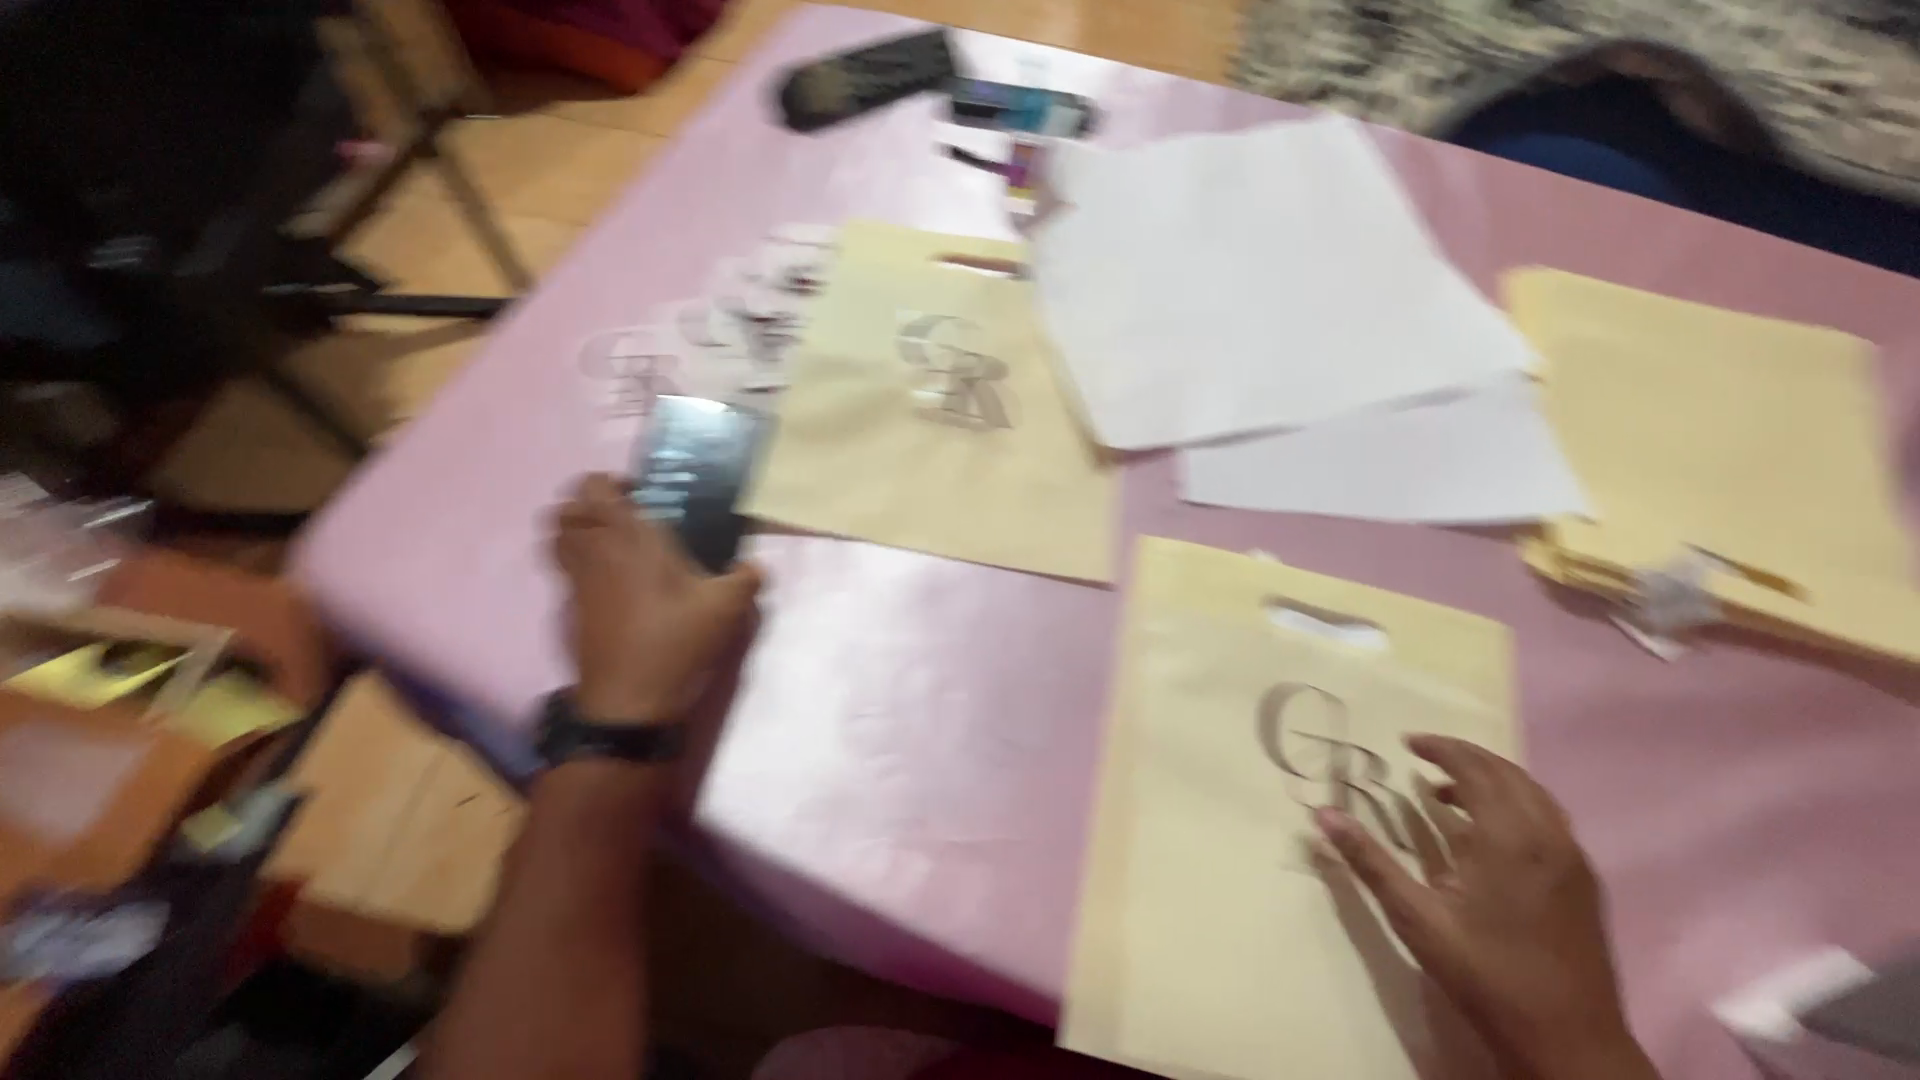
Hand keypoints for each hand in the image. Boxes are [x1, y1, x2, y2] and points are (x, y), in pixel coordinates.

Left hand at [550, 473, 762, 724]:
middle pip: (566, 508)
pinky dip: (579, 565)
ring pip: (556, 538)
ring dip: (579, 532)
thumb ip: (745, 578)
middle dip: (591, 505)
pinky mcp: (568, 610)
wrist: (629, 702)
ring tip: (615, 546)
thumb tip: (752, 566)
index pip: (595, 486)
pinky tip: (614, 586)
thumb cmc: (676, 643)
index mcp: (629, 537)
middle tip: (627, 519)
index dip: (613, 483)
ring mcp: (575, 582)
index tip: (644, 497)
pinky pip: (563, 571)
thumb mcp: (727, 609)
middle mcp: (594, 551)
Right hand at [1314, 736, 1658, 1079]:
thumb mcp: (1415, 918)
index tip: (1408, 743)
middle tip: (1424, 756)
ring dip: (1491, 780)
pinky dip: (1514, 804)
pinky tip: (1487, 832)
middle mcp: (1548, 837)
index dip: (1442, 749)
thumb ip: (1369, 861)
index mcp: (1508, 838)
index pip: (1476, 769)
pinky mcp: (1583, 882)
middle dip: (1465, 757)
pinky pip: (1548, 819)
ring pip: (1534, 794)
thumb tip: (1324, 814)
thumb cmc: (1485, 974)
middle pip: (1508, 773)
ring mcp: (1573, 859)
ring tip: (1448, 791)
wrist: (1568, 1041)